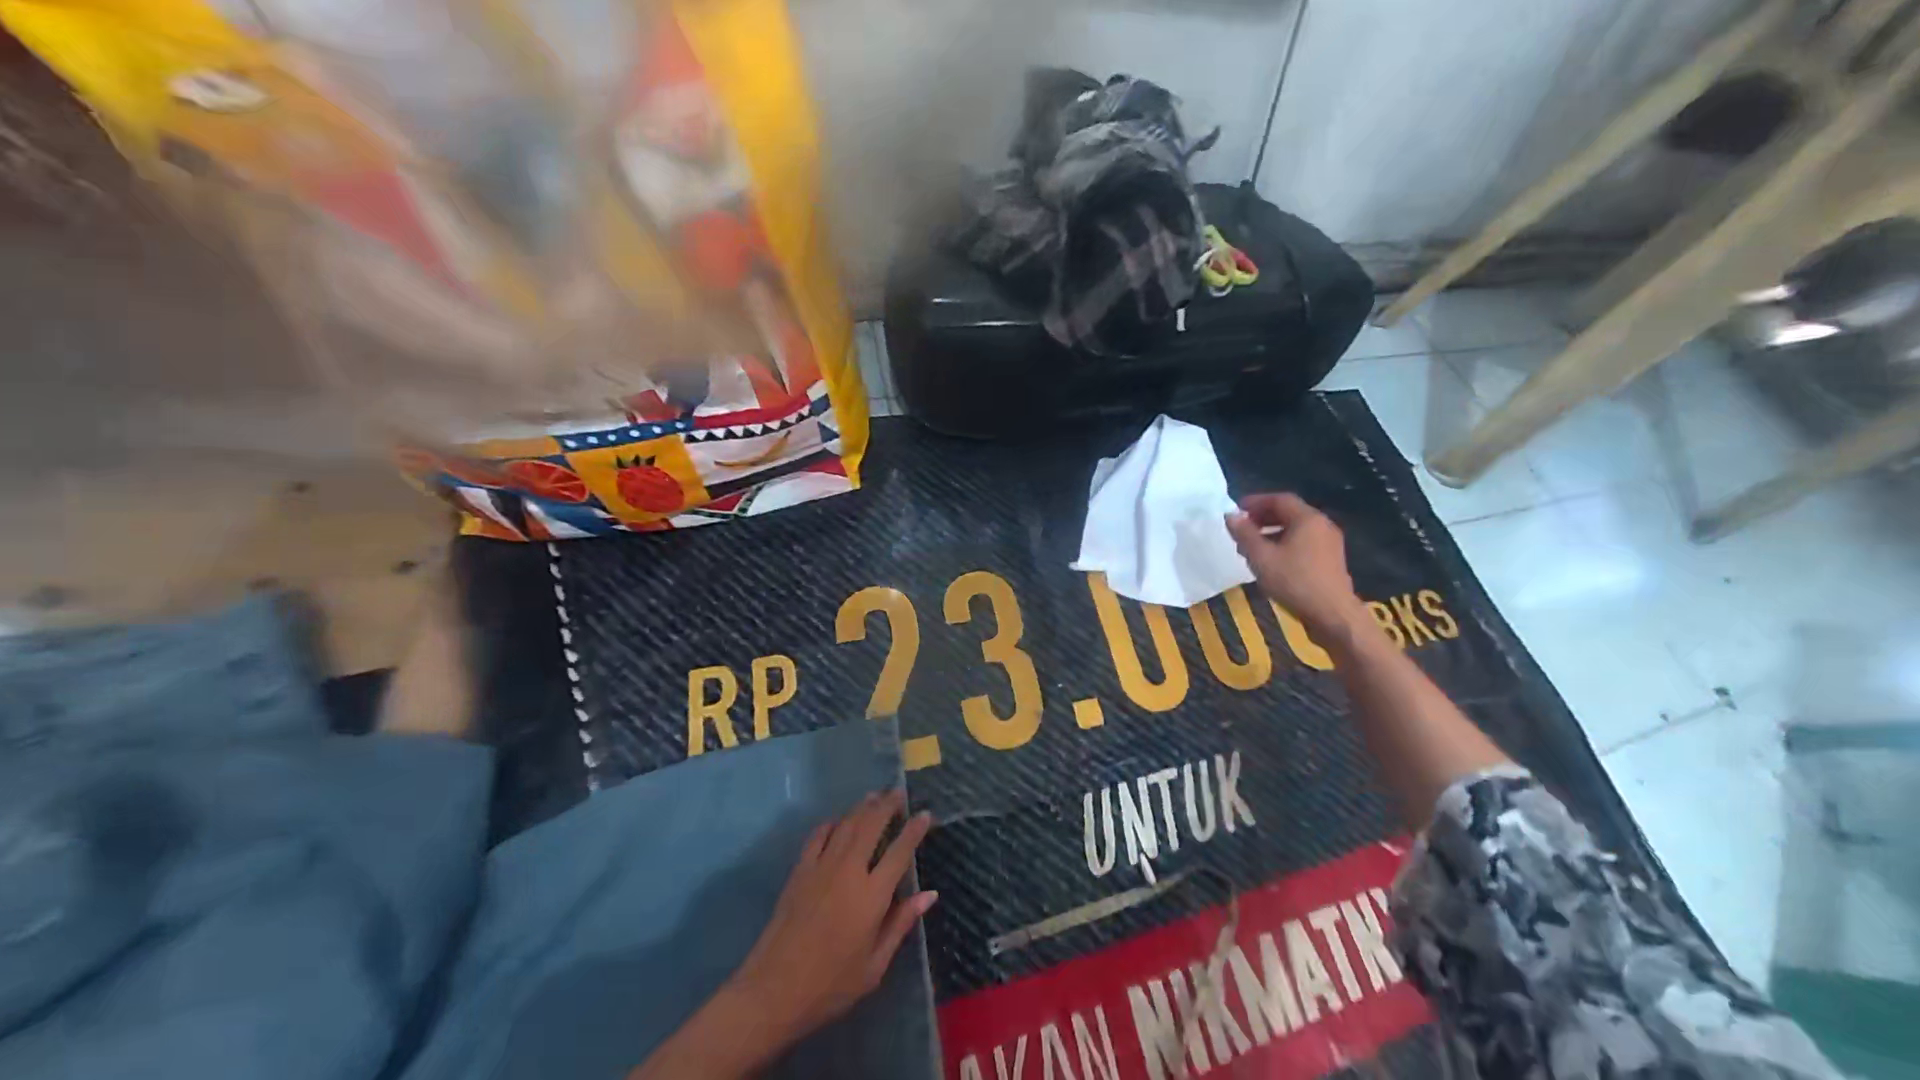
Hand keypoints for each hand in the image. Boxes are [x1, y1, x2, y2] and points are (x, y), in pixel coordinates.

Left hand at [729, 790, 935, 1046]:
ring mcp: (820, 868)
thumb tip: (930, 894)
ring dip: (862, 808)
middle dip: (887, 806)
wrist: (773, 990)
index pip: (900, 852)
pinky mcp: (799, 872)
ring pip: (846, 825)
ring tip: (875, 796)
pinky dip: (831, 823)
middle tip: (898, 793)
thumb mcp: (874, 965)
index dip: (914, 830)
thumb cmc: (831, 985)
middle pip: (871, 826)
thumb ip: (901, 924)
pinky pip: (817, 836)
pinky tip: (838, 821)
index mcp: (872, 896)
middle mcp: (848, 872)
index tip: (924, 813)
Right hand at [1225, 492, 1365, 637]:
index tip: (1236, 510)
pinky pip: (1304, 542)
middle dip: (1263, 517)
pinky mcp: (1331, 559)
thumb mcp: (1261, 557)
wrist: (1332, 614)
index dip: (1255, 502)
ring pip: (1297, 529)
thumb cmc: (1294, 581)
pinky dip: (1285, 543)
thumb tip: (1231, 516)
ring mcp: (1329, 543)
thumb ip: (1244, 534)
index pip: (1279, 499)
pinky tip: (1272, 560)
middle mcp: (1322, 525)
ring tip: (1252, 547)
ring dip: (1272, 532)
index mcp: (1307, 519)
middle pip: (1290, 512)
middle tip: (1242, 528)